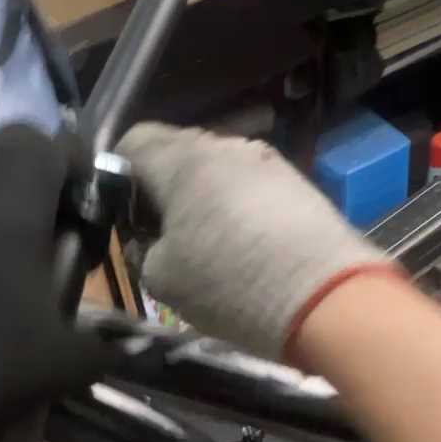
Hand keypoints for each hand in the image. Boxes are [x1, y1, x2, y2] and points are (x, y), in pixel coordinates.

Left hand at [0, 125, 112, 441]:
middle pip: (4, 155)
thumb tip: (139, 346)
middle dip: (39, 179)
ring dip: (3, 215)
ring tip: (24, 268)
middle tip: (61, 226)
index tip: (92, 200)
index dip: (77, 162)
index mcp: (12, 210)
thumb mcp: (65, 363)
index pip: (46, 146)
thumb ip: (106, 348)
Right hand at [117, 123, 401, 359]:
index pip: (133, 142)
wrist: (322, 298)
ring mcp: (264, 162)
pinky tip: (239, 249)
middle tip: (158, 237)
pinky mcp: (295, 185)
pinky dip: (234, 211)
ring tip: (201, 248)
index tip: (121, 215)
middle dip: (161, 189)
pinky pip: (248, 189)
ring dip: (200, 201)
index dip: (118, 175)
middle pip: (177, 154)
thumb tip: (146, 240)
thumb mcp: (160, 278)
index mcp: (180, 159)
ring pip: (215, 172)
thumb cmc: (226, 284)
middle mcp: (223, 146)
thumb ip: (141, 250)